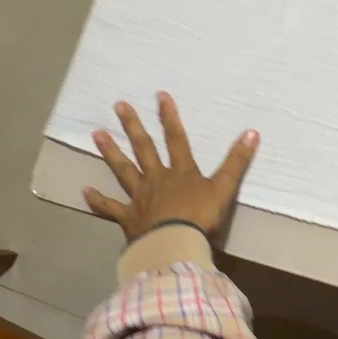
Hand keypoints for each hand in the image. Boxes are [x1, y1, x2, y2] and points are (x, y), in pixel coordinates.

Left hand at [82, 92, 259, 243]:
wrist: (174, 243)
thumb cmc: (200, 217)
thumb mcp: (224, 188)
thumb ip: (236, 162)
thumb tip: (252, 132)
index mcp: (181, 172)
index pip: (176, 139)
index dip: (170, 117)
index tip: (160, 95)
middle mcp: (157, 179)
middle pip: (144, 149)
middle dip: (133, 127)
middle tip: (119, 105)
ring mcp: (140, 197)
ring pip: (124, 170)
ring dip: (111, 152)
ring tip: (97, 134)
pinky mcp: (129, 217)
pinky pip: (110, 207)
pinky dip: (97, 200)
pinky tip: (85, 190)